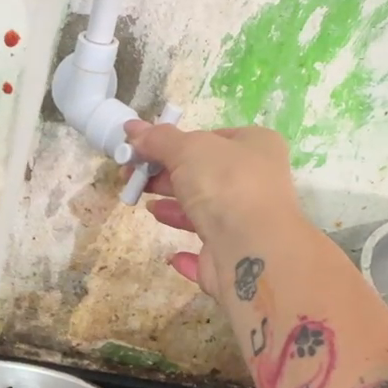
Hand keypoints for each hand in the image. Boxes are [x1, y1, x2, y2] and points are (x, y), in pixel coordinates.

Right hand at [123, 121, 302, 295]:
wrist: (250, 248)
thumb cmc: (225, 184)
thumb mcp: (189, 149)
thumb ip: (159, 140)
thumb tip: (132, 130)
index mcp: (255, 146)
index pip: (212, 139)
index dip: (177, 143)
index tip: (145, 151)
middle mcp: (253, 182)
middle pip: (203, 175)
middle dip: (168, 176)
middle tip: (135, 178)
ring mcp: (243, 223)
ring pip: (203, 213)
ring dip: (174, 210)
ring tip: (148, 207)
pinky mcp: (230, 257)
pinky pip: (204, 253)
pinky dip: (186, 254)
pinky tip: (171, 255)